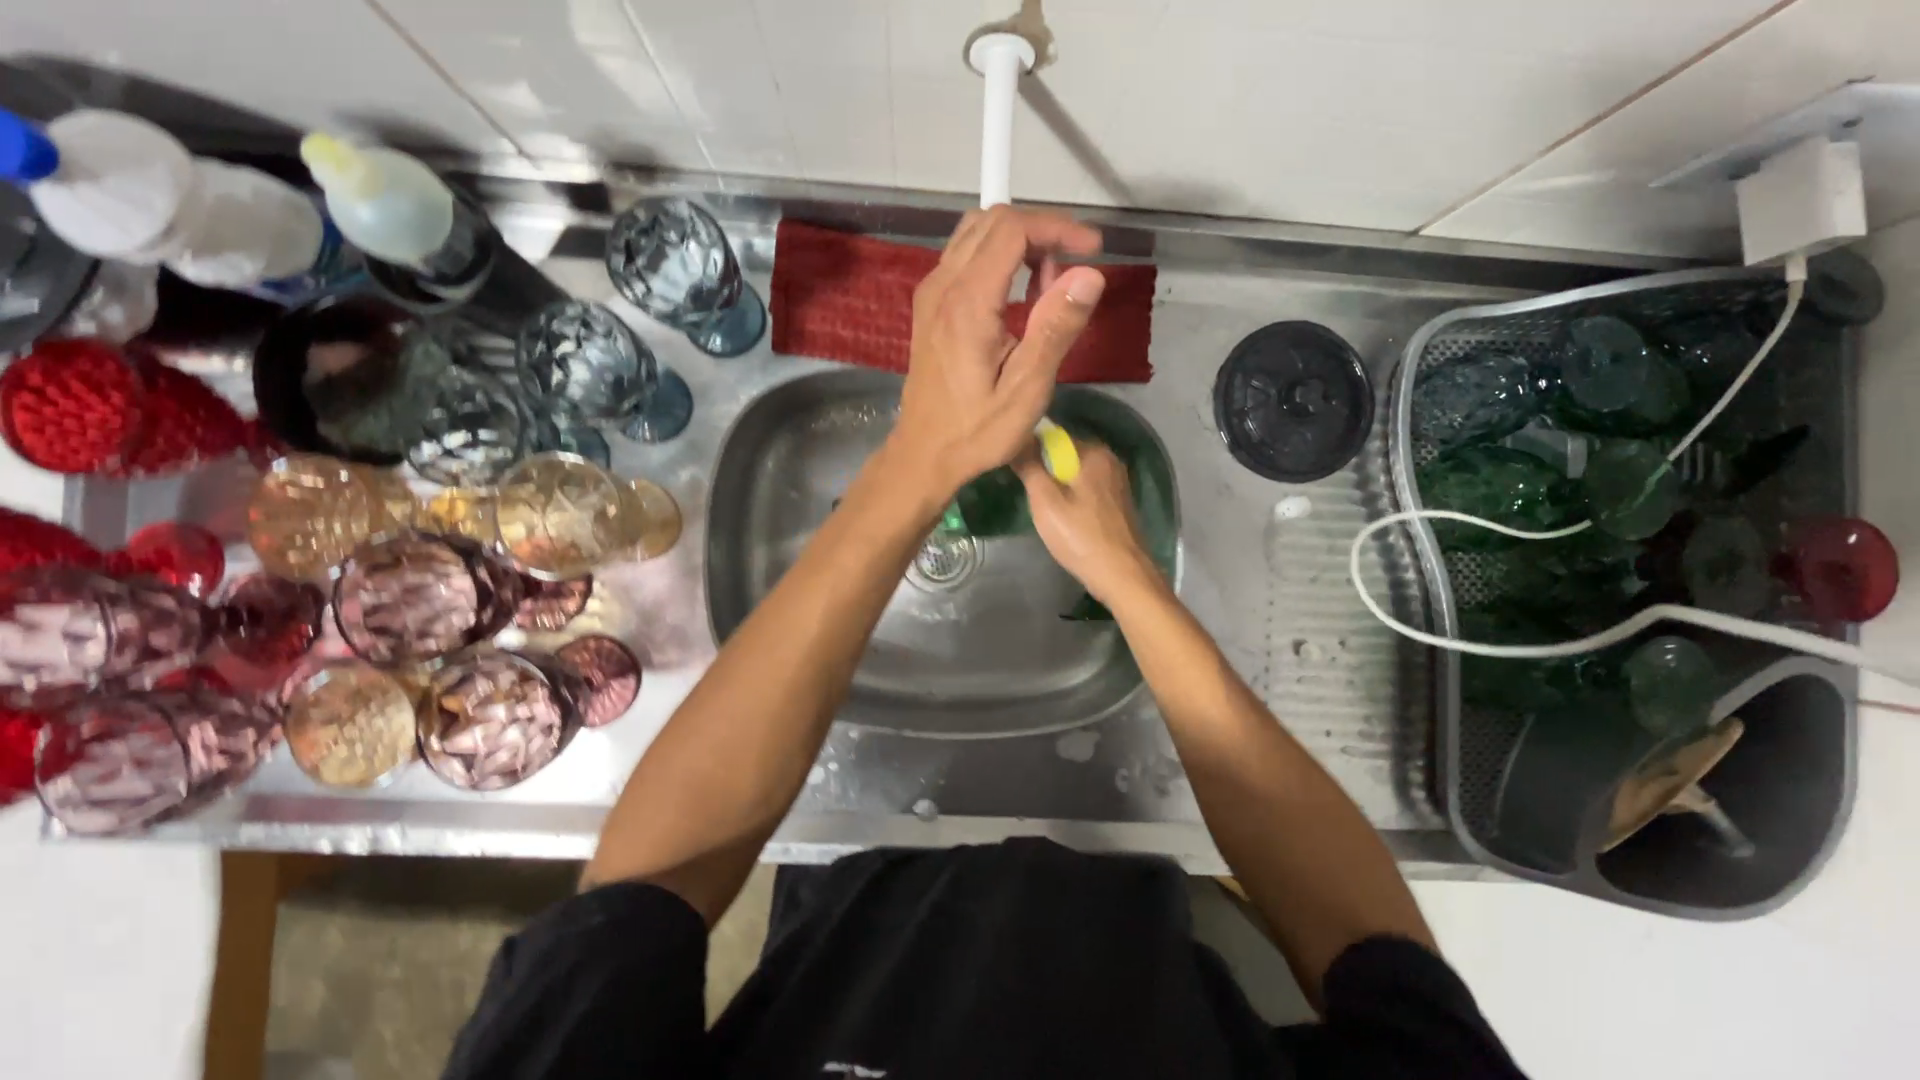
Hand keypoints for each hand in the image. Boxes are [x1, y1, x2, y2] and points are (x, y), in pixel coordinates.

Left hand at [887, 206, 1105, 498]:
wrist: (923, 454)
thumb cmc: (976, 431)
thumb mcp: (1026, 389)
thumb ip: (1055, 328)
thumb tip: (1090, 274)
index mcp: (967, 303)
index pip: (1012, 229)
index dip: (1057, 227)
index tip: (1092, 249)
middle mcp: (942, 285)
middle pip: (993, 221)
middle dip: (1040, 231)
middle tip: (1070, 272)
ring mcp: (931, 292)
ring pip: (976, 234)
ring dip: (1018, 242)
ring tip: (1047, 285)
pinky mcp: (930, 304)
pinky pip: (965, 256)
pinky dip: (998, 258)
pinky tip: (1019, 298)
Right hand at [1014, 438, 1159, 604]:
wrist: (1122, 575)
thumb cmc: (1081, 537)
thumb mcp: (1046, 502)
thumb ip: (1030, 467)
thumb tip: (1017, 439)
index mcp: (1094, 452)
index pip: (1054, 435)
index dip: (1032, 449)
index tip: (1018, 469)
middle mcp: (1110, 460)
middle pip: (1067, 454)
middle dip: (1046, 469)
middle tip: (1030, 493)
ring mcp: (1118, 482)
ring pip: (1078, 473)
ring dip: (1059, 485)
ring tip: (1045, 508)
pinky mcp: (1119, 502)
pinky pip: (1089, 489)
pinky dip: (1074, 497)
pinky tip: (1066, 518)